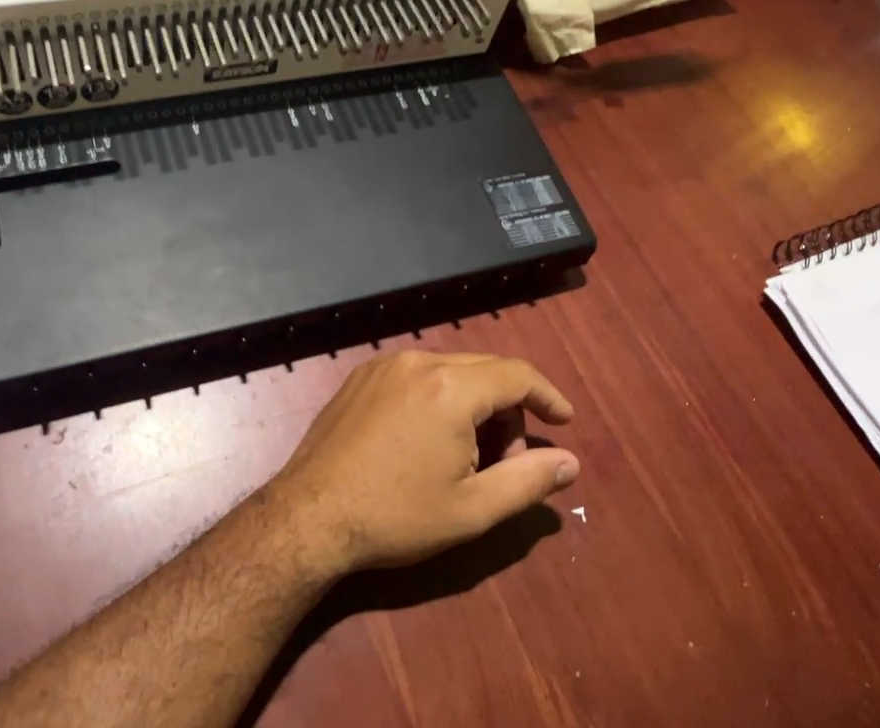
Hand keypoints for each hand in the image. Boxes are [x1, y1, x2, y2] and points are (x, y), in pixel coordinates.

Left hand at [266, 351, 579, 576]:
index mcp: (449, 387)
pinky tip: (428, 441)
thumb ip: (528, 481)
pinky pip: (416, 375)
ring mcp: (382, 366)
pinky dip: (438, 397)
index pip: (517, 374)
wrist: (309, 517)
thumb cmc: (395, 516)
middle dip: (509, 409)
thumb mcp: (472, 509)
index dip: (548, 396)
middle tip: (508, 460)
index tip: (564, 422)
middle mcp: (417, 362)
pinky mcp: (360, 378)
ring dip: (473, 404)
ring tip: (465, 456)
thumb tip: (570, 463)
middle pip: (484, 370)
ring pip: (450, 371)